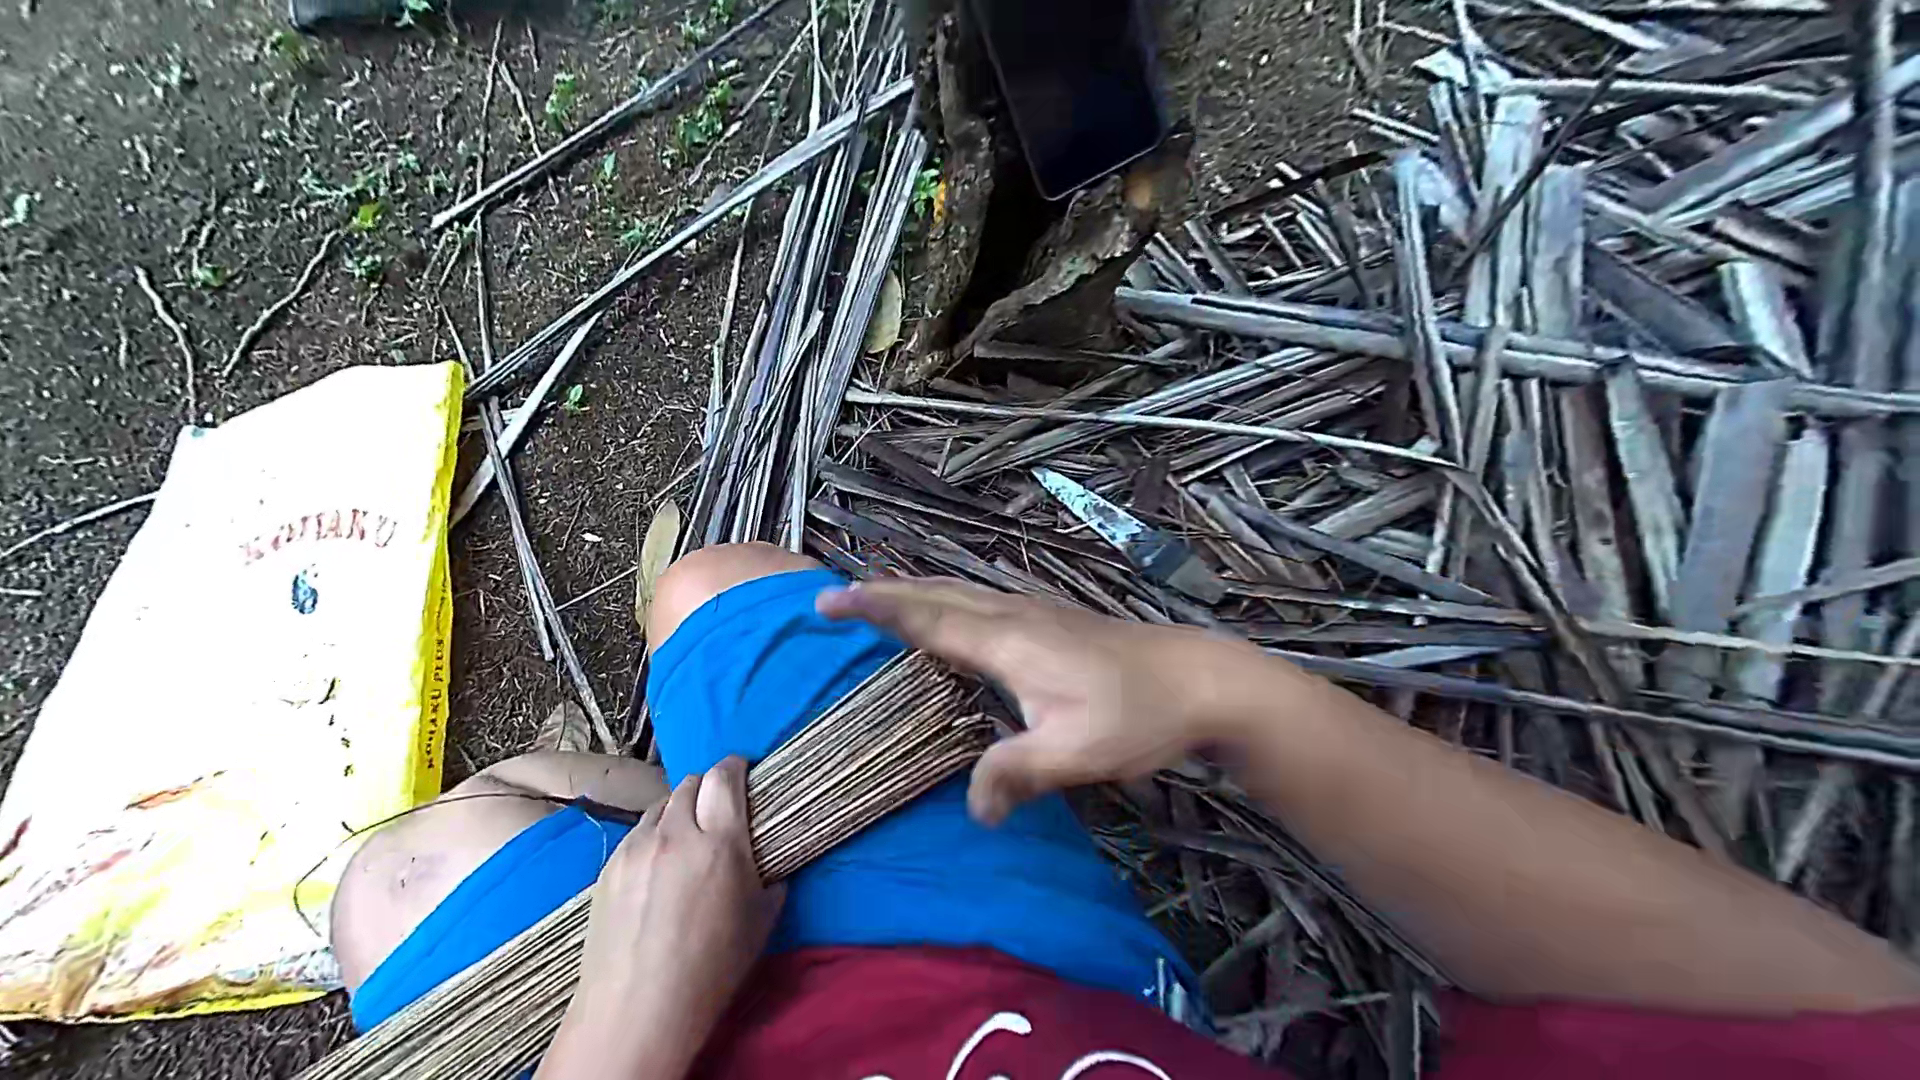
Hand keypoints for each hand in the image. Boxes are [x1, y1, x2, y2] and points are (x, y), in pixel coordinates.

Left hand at [552, 758, 782, 1079]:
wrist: (634, 1014)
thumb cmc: (711, 969)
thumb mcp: (762, 918)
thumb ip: (770, 874)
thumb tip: (769, 858)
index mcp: (720, 843)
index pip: (725, 776)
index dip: (736, 766)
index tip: (744, 773)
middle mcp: (676, 834)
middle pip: (694, 782)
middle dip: (710, 786)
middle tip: (719, 808)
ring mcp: (637, 848)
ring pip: (663, 803)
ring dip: (681, 808)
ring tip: (688, 834)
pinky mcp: (609, 866)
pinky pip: (639, 830)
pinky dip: (655, 832)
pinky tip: (660, 862)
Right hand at [817, 577, 1286, 824]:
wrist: (1199, 678)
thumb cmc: (1137, 714)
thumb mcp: (1075, 754)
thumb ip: (1016, 774)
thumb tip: (973, 810)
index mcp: (1007, 642)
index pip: (927, 618)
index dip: (876, 609)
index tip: (829, 601)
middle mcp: (1013, 616)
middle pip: (936, 594)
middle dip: (883, 592)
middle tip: (836, 598)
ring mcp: (1033, 611)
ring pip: (958, 590)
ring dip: (914, 591)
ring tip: (879, 599)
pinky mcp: (1050, 618)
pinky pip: (979, 598)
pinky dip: (945, 598)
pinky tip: (951, 615)